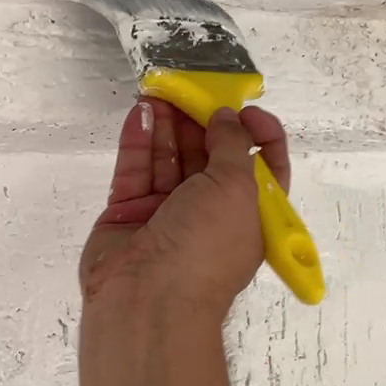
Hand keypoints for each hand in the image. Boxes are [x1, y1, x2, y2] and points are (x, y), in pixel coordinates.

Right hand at [77, 99, 291, 385]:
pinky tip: (141, 113)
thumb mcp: (238, 188)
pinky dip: (138, 142)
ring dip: (167, 123)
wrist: (147, 301)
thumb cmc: (206, 247)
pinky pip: (134, 172)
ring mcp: (164, 214)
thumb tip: (226, 117)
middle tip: (191, 84)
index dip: (255, 132)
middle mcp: (207, 212)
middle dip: (201, 118)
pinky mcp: (126, 215)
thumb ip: (232, 145)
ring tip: (161, 88)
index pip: (259, 164)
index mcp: (248, 213)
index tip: (242, 108)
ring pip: (168, 159)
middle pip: (208, 155)